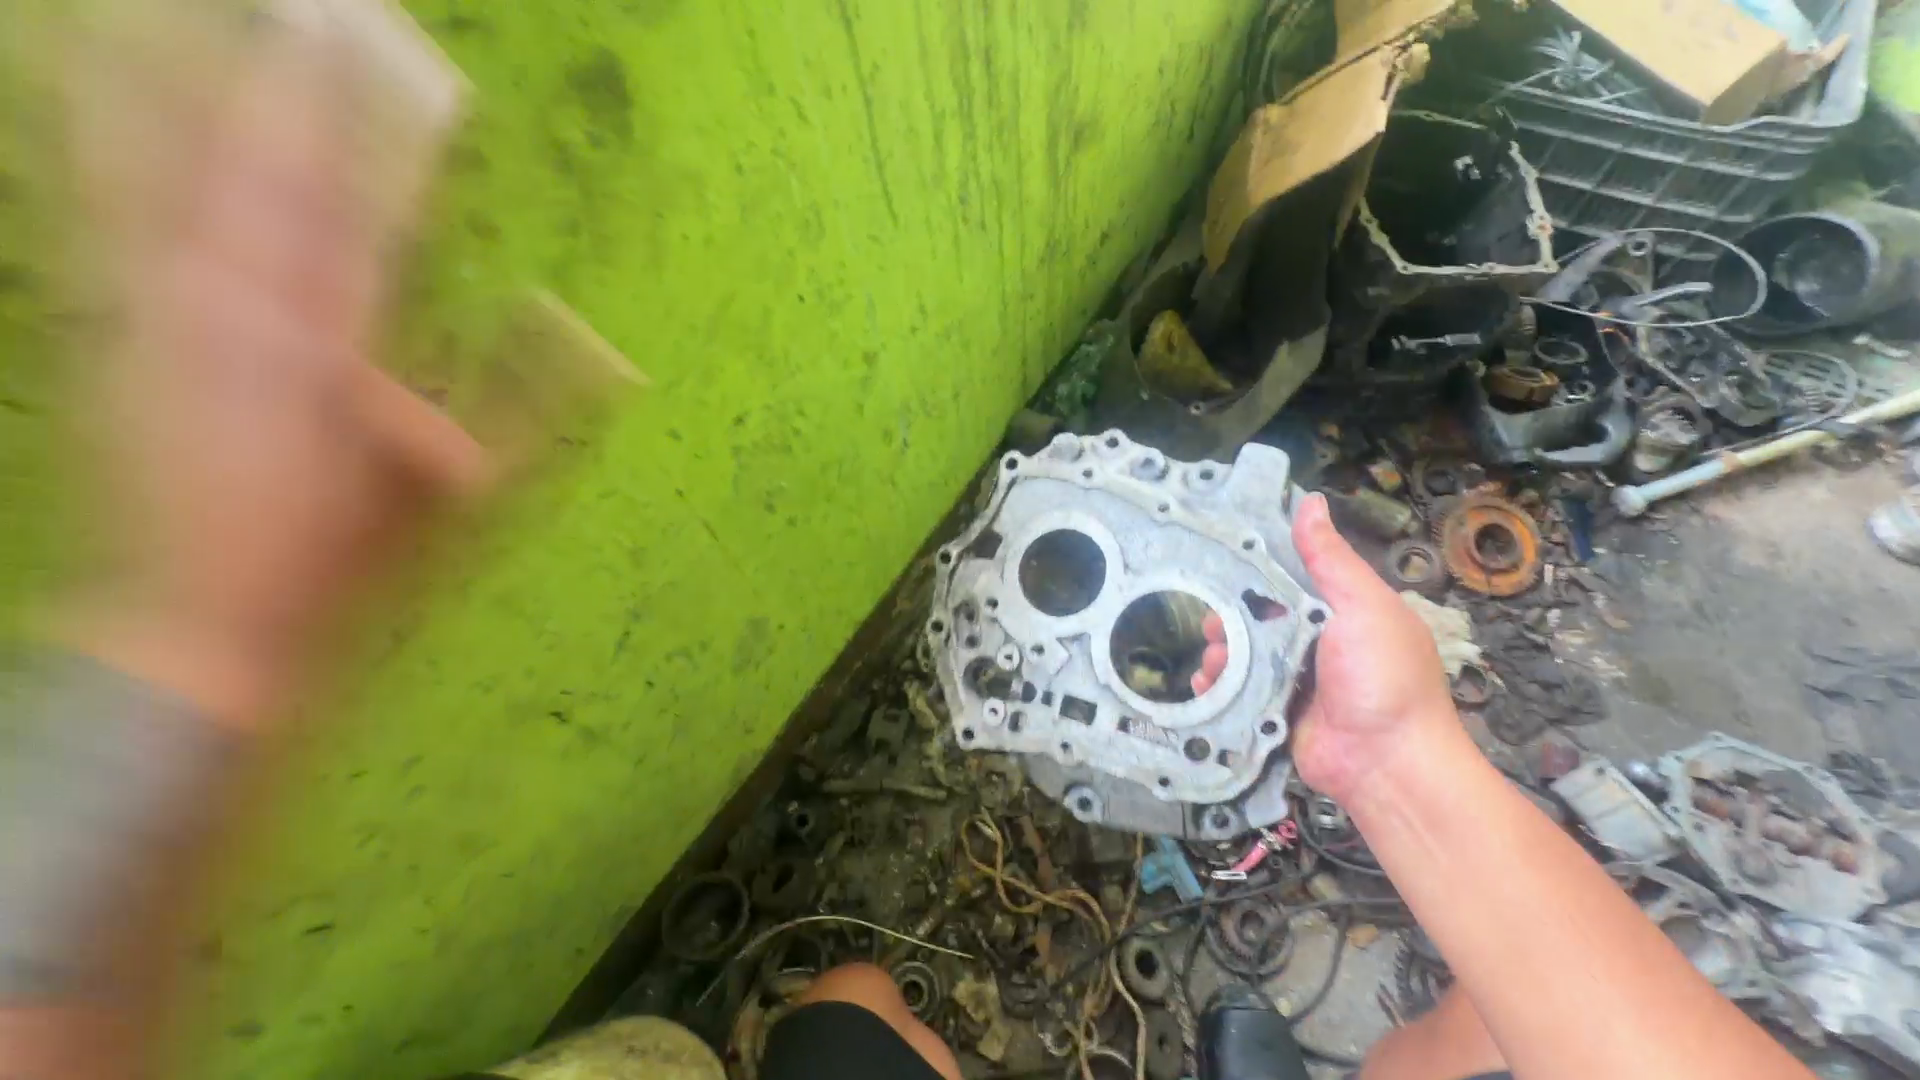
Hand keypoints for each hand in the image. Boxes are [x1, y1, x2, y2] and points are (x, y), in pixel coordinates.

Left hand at [63, 19, 482, 724]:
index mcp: (336, 351)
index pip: (370, 211)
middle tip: (322, 1)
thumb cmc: (351, 566)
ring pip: (156, 164)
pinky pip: (88, 201)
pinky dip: (82, 124)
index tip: (411, 53)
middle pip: (263, 162)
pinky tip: (73, 62)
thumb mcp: (465, 495)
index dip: (389, 126)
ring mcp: (155, 312)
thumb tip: (606, 341)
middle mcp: (236, 312)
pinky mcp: (106, 324)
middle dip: (291, 71)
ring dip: (171, 71)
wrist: (201, 633)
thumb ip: (530, 405)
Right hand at [1193, 493, 1460, 805]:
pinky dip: (1218, 691)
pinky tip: (1204, 688)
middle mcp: (1313, 644)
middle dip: (1227, 621)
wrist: (1387, 762)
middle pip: (1255, 621)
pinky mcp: (1273, 715)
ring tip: (1213, 665)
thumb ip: (1330, 559)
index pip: (1285, 581)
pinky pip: (1236, 696)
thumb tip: (1310, 500)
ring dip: (1220, 658)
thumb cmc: (1383, 676)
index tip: (1217, 566)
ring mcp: (1292, 682)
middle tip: (1211, 628)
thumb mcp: (1362, 607)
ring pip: (1241, 658)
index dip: (1251, 574)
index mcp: (1337, 612)